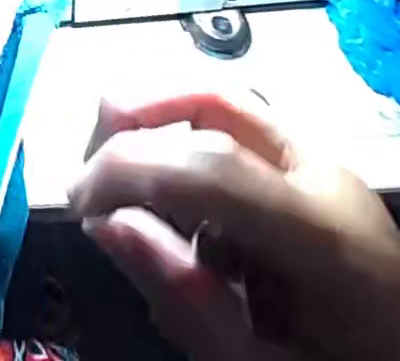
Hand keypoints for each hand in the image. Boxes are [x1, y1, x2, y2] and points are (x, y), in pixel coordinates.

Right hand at [70, 93, 399, 360]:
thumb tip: (109, 224)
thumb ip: (188, 302)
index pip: (212, 163)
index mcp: (323, 230)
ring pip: (221, 100)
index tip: (76, 203)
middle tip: (90, 172)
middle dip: (136, 114)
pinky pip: (233, 129)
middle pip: (215, 96)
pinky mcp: (310, 164)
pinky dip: (185, 148)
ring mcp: (319, 158)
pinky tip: (175, 206)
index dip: (130, 167)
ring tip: (121, 182)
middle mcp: (322, 168)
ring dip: (157, 124)